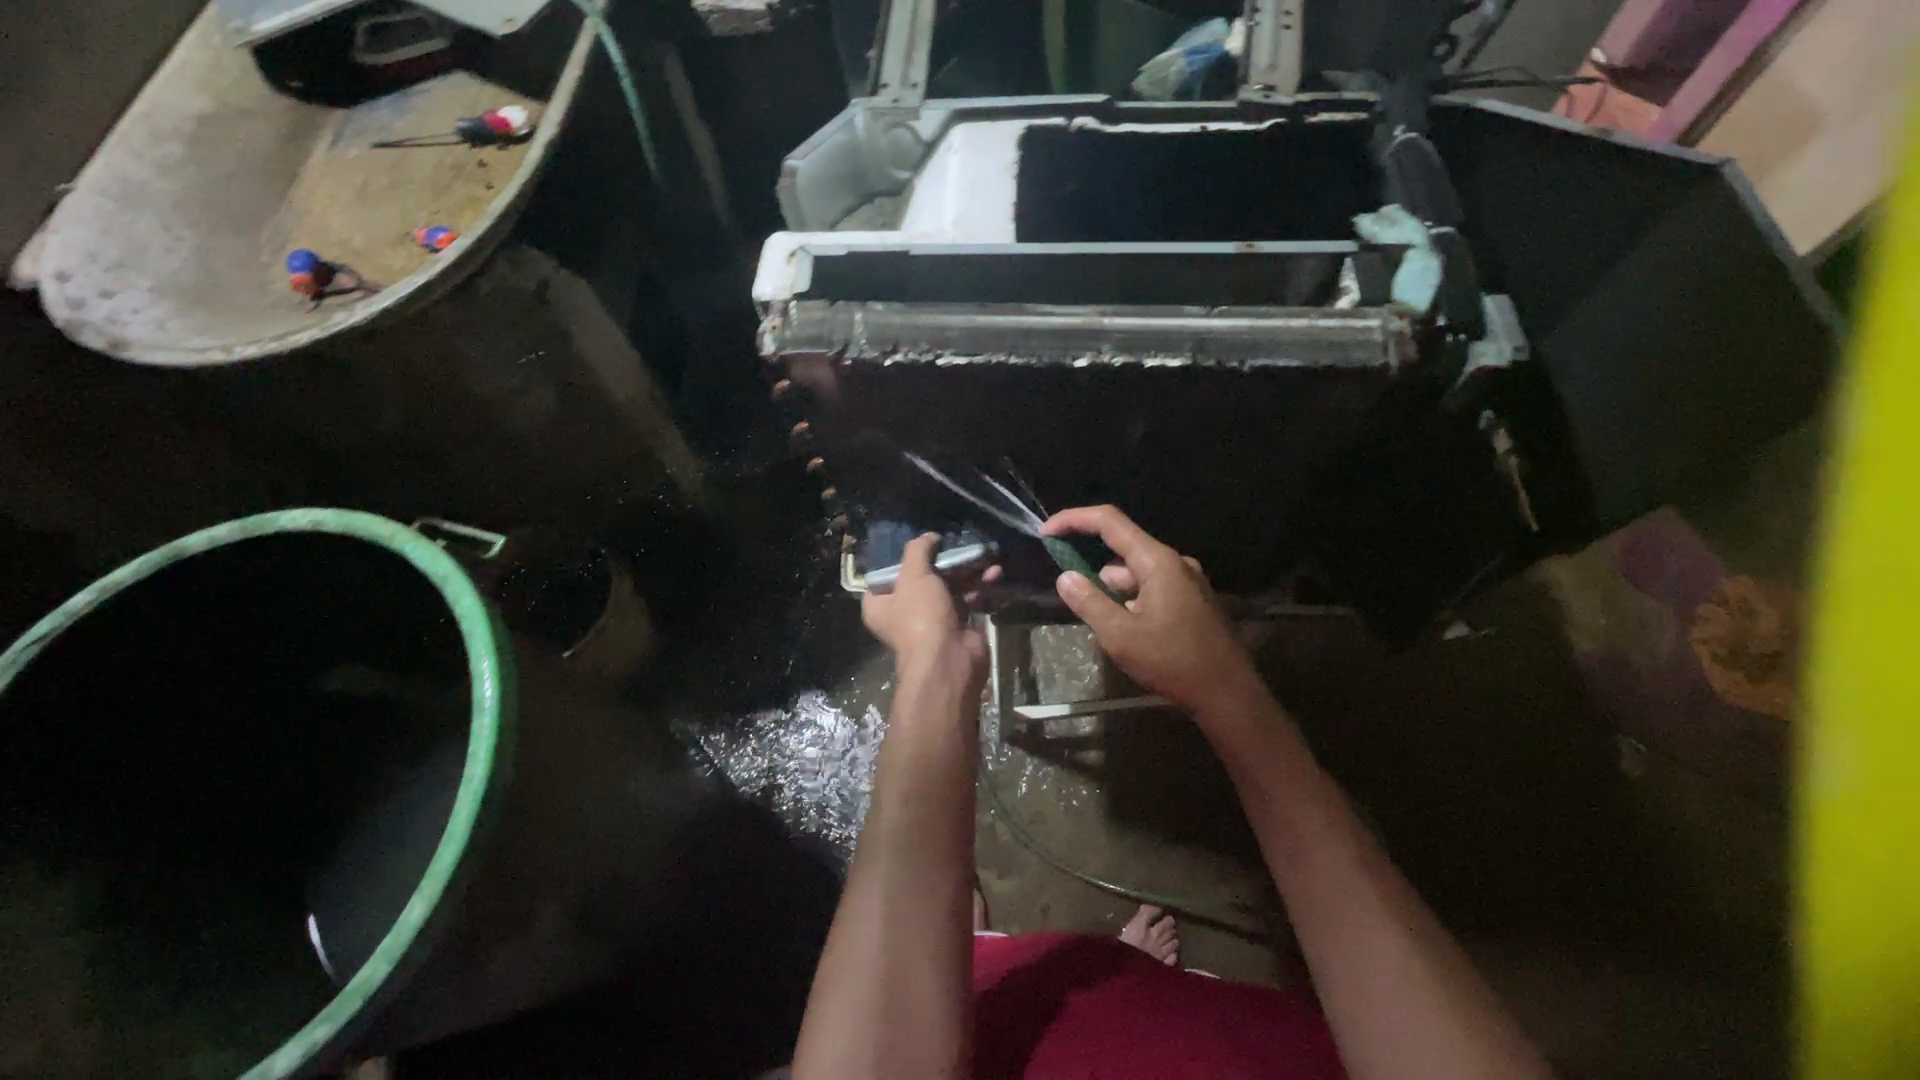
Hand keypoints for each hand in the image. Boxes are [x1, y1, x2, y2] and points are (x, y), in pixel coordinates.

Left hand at [862, 534, 990, 681]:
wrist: (949, 659)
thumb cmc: (920, 616)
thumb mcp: (913, 576)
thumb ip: (918, 550)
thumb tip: (929, 536)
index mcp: (881, 604)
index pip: (886, 575)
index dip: (902, 558)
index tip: (920, 542)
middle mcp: (903, 613)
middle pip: (923, 578)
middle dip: (944, 561)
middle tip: (959, 543)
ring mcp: (931, 620)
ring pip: (949, 587)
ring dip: (967, 571)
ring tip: (984, 554)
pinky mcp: (957, 626)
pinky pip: (967, 600)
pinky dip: (980, 586)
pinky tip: (994, 573)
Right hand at [1042, 506, 1259, 718]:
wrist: (1228, 693)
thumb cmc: (1172, 661)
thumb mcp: (1120, 635)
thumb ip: (1089, 602)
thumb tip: (1065, 577)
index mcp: (1158, 562)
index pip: (1109, 522)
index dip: (1074, 521)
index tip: (1046, 533)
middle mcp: (1176, 563)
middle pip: (1122, 553)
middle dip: (1095, 574)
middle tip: (1080, 607)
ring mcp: (1189, 581)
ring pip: (1137, 575)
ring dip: (1116, 594)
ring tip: (1112, 633)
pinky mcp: (1194, 600)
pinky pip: (1154, 589)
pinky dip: (1134, 602)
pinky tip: (1134, 635)